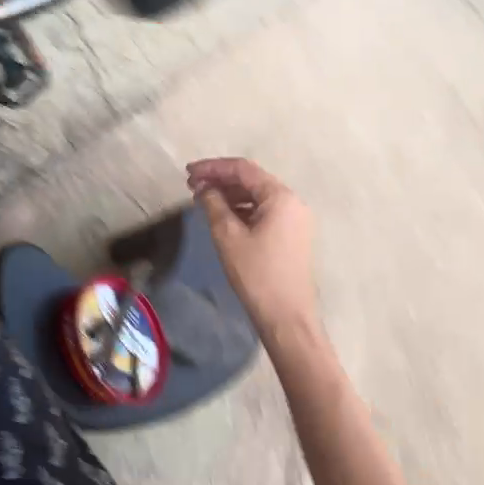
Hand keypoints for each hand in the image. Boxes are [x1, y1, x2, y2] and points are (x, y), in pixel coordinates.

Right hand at [187, 157, 318, 334]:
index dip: (213, 167)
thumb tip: (205, 188)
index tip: (188, 172)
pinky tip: (222, 214)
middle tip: (192, 185)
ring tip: (203, 199)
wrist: (286, 317)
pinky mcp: (292, 234)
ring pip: (257, 195)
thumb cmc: (257, 273)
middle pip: (251, 179)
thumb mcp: (227, 234)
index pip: (242, 169)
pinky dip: (242, 207)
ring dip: (230, 193)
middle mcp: (292, 202)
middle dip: (220, 179)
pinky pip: (264, 210)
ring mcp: (295, 219)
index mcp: (280, 198)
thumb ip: (214, 203)